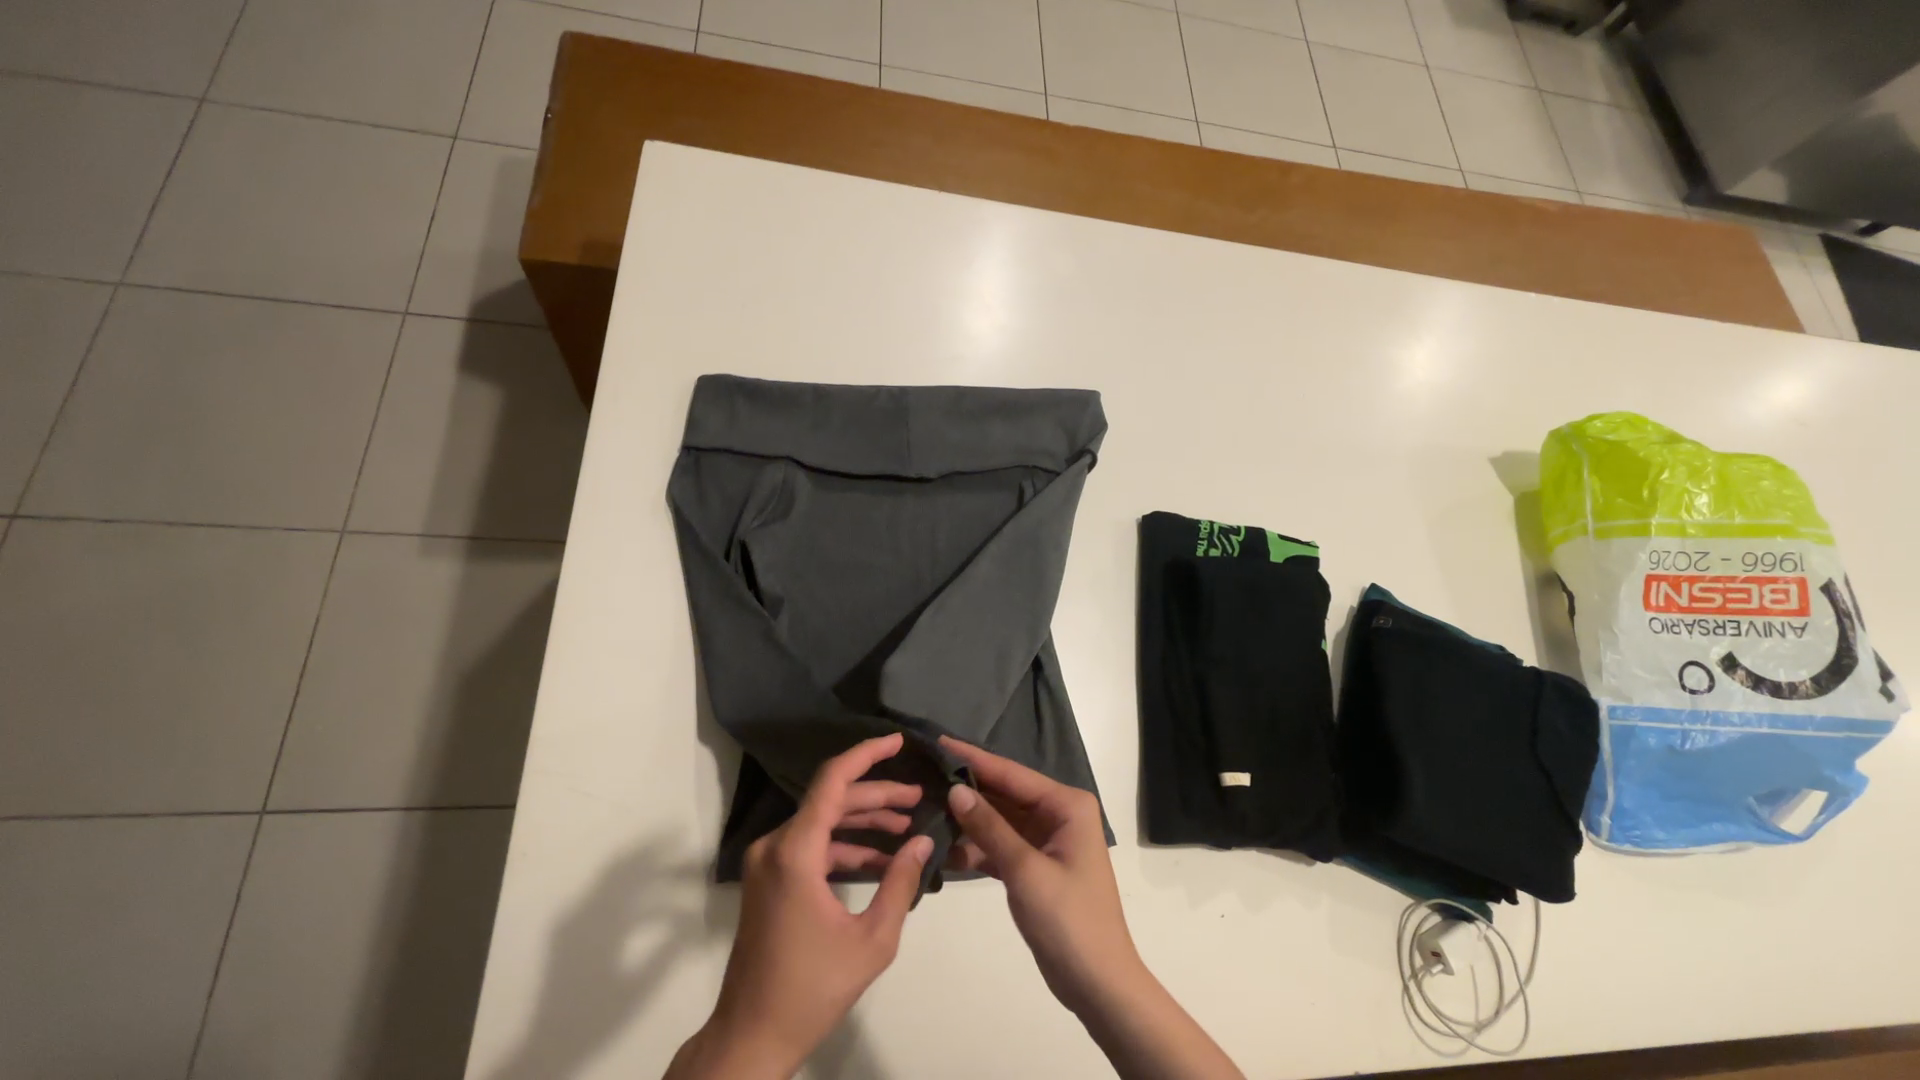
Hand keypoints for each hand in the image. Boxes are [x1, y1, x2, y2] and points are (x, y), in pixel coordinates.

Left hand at [666, 734, 932, 1079]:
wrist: (754, 1031)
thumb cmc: (814, 987)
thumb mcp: (873, 938)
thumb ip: (900, 883)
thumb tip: (924, 842)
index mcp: (795, 852)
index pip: (832, 782)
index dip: (867, 755)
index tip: (899, 741)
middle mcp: (775, 846)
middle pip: (830, 800)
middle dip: (877, 796)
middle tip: (918, 796)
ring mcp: (768, 863)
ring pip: (821, 823)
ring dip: (863, 822)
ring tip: (908, 825)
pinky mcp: (769, 880)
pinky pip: (811, 848)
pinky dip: (844, 848)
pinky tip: (881, 861)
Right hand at [942, 737, 1245, 1079]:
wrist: (1098, 983)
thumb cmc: (1068, 920)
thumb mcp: (1025, 870)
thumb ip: (989, 827)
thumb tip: (955, 789)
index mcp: (1067, 806)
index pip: (1011, 774)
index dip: (972, 758)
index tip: (936, 741)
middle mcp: (1059, 815)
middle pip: (1004, 794)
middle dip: (965, 788)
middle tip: (920, 774)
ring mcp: (1046, 842)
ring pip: (998, 821)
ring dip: (966, 820)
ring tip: (922, 807)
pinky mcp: (1034, 867)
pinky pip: (999, 846)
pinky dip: (975, 848)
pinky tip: (940, 848)